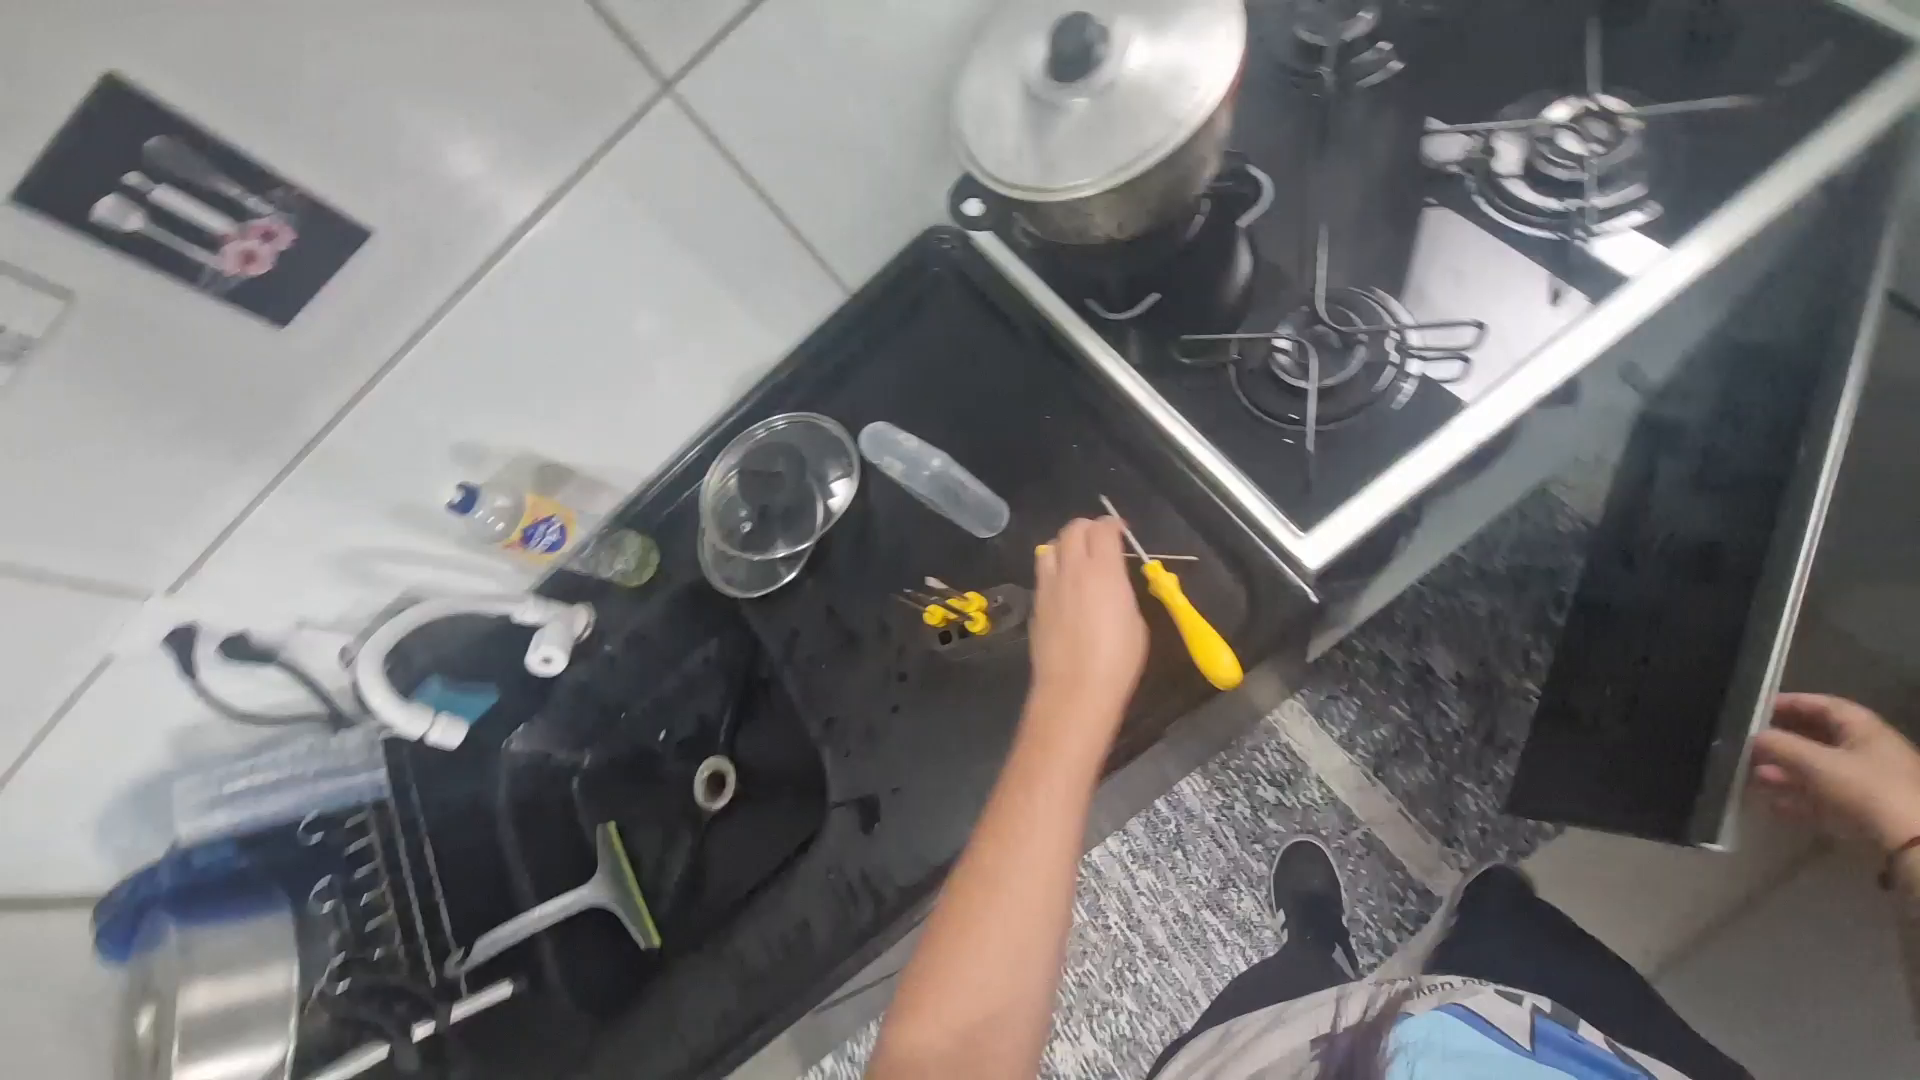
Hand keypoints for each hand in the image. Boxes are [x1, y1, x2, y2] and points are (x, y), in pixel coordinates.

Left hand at [1027, 517, 1149, 734]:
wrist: (1074, 688)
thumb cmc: (1117, 660)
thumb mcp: (1135, 622)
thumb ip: (1122, 592)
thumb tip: (1113, 585)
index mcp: (1103, 570)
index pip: (1103, 529)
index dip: (1113, 525)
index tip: (1121, 531)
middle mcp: (1072, 569)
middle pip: (1073, 530)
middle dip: (1088, 527)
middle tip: (1100, 539)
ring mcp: (1048, 585)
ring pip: (1050, 546)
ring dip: (1065, 544)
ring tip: (1077, 556)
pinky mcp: (1035, 604)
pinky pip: (1042, 572)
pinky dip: (1054, 568)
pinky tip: (1064, 584)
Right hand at [1751, 693, 1919, 851]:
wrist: (1911, 844)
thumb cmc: (1866, 790)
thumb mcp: (1815, 762)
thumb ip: (1778, 744)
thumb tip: (1753, 737)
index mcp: (1868, 732)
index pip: (1826, 705)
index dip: (1790, 702)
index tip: (1756, 707)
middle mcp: (1872, 753)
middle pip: (1820, 737)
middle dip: (1782, 739)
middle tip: (1749, 743)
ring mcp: (1872, 783)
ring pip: (1820, 768)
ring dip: (1785, 769)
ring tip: (1755, 776)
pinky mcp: (1868, 809)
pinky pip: (1825, 795)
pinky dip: (1799, 795)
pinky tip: (1775, 803)